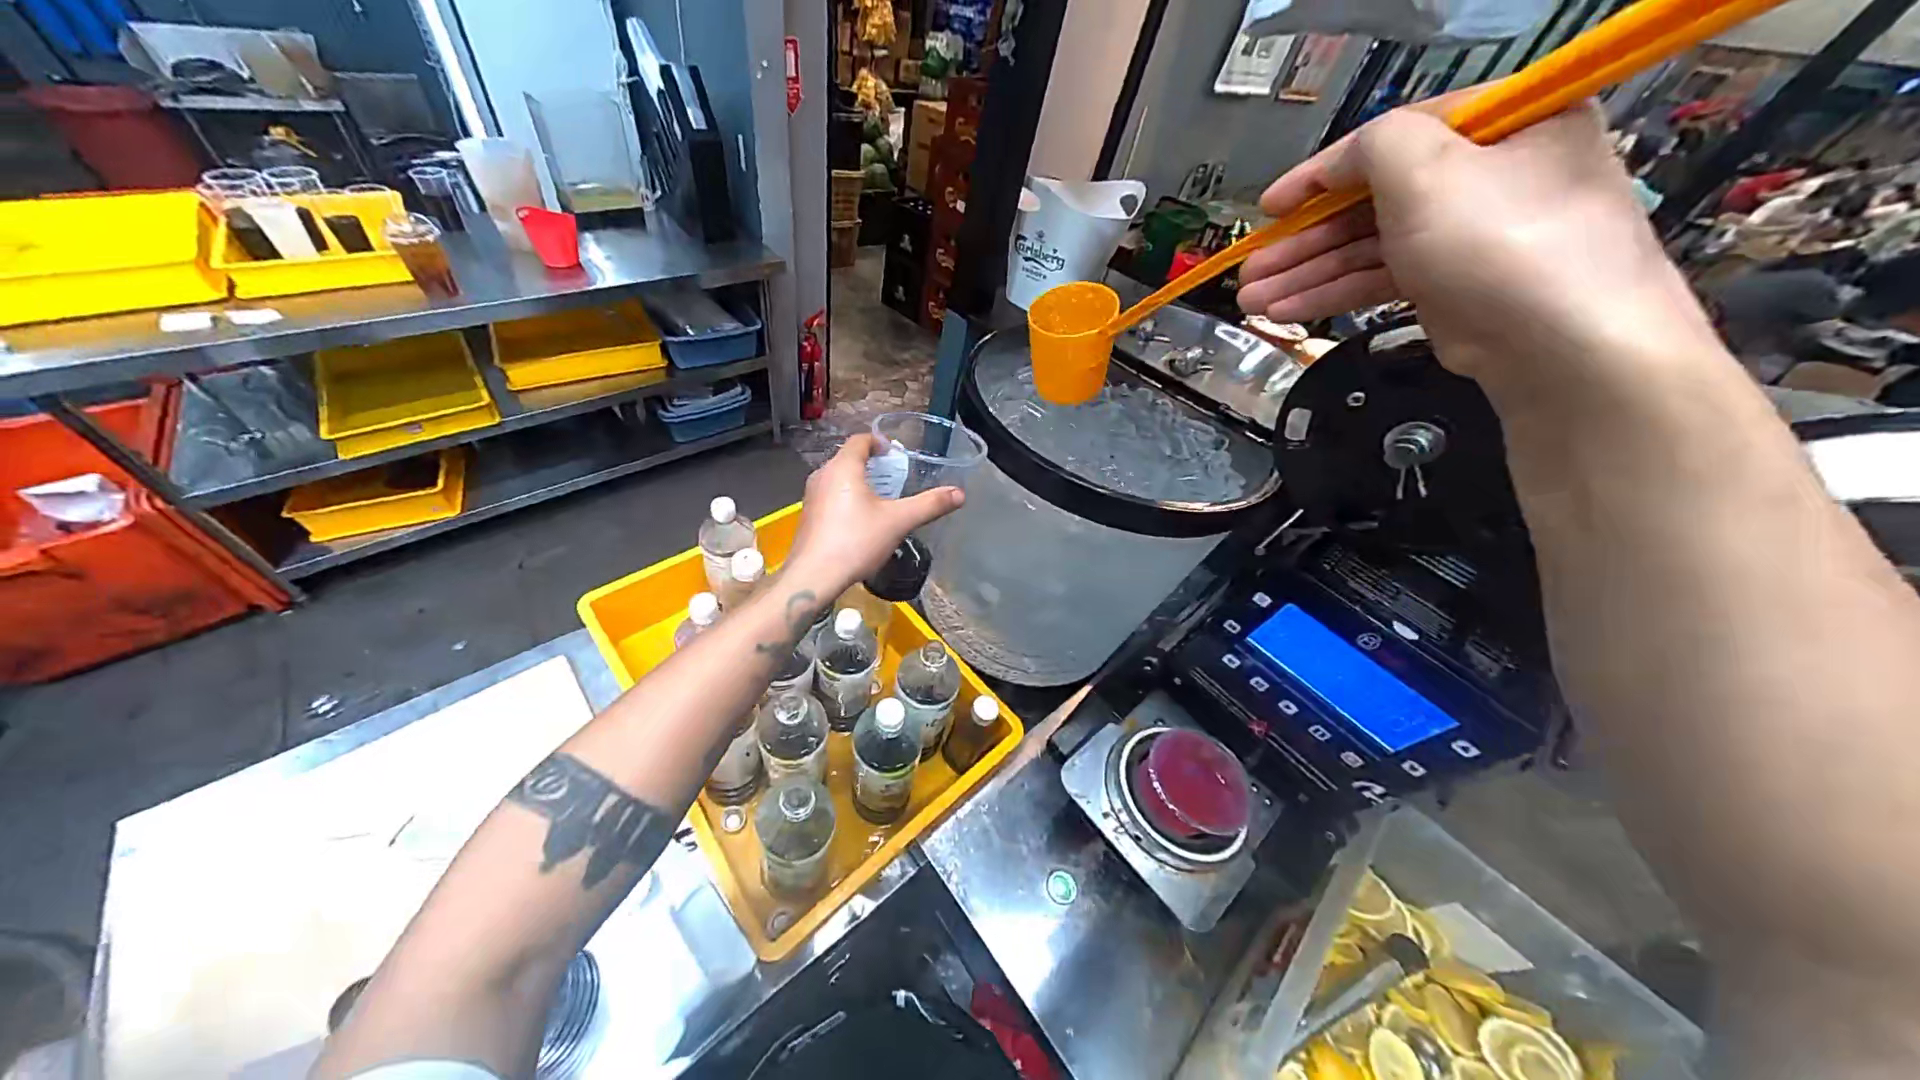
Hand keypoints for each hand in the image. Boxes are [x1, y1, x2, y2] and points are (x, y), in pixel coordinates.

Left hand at [783, 434, 962, 594]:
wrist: (814, 576)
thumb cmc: (855, 541)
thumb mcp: (898, 522)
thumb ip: (929, 505)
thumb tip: (959, 494)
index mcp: (843, 467)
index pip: (859, 440)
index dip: (879, 442)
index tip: (895, 454)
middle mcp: (822, 476)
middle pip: (848, 459)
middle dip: (872, 465)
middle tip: (894, 478)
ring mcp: (811, 497)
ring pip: (838, 479)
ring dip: (859, 483)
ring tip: (881, 500)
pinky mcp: (808, 517)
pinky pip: (830, 497)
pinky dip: (846, 499)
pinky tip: (860, 521)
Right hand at [1235, 102, 1724, 390]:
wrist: (1559, 343)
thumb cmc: (1501, 240)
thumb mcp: (1427, 169)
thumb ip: (1372, 146)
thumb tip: (1338, 162)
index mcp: (1503, 123)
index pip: (1394, 138)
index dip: (1322, 173)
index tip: (1270, 205)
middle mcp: (1486, 174)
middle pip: (1372, 201)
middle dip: (1302, 240)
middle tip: (1250, 268)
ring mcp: (1466, 234)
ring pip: (1369, 247)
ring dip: (1306, 274)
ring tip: (1251, 300)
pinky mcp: (1450, 285)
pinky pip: (1380, 279)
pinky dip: (1333, 293)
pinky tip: (1286, 310)